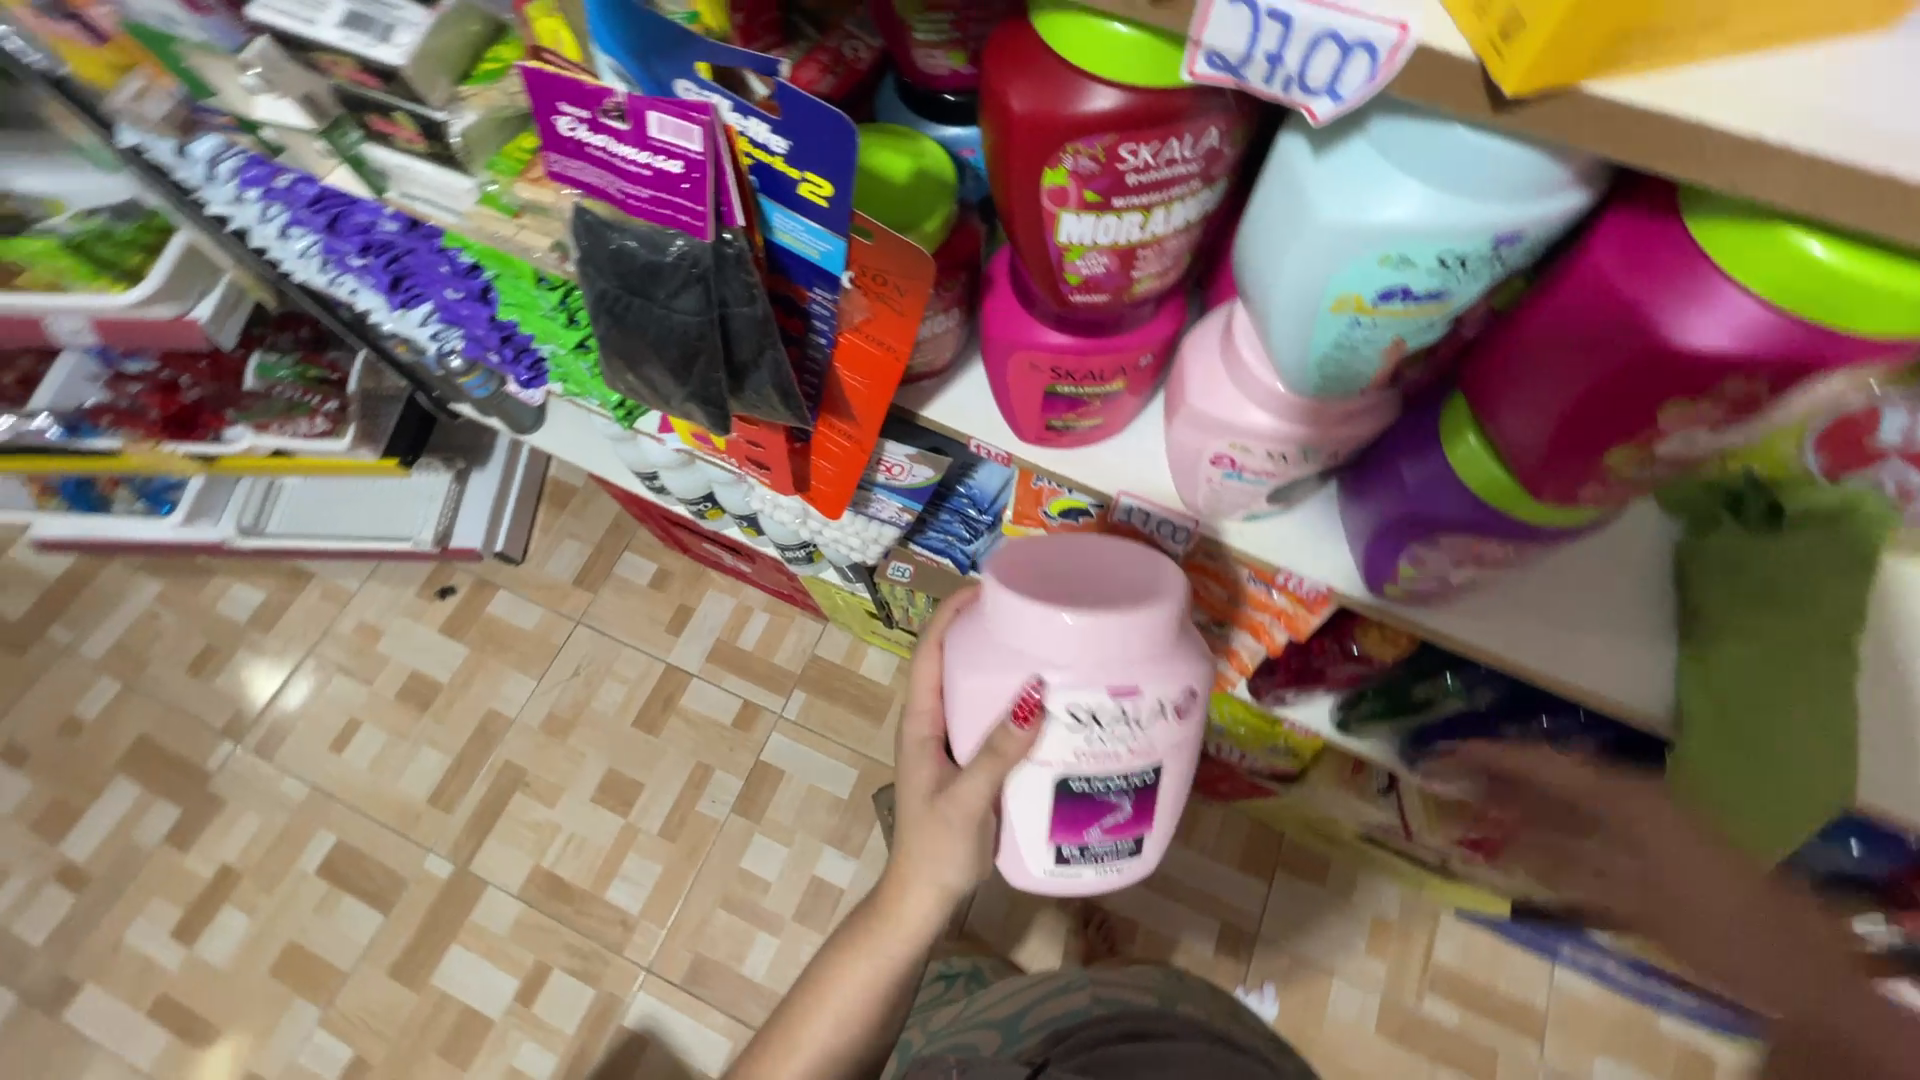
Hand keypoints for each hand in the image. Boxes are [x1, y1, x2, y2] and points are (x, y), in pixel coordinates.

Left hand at [877, 588, 1043, 928]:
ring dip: (999, 666)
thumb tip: (1036, 696)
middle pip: (953, 662)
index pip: (930, 653)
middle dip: (981, 631)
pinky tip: (1047, 705)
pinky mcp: (971, 763)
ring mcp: (952, 744)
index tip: (984, 588)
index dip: (950, 615)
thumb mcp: (966, 800)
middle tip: (1026, 612)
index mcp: (920, 723)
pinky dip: (1013, 703)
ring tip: (1042, 646)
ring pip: (974, 691)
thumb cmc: (936, 849)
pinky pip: (991, 720)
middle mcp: (933, 724)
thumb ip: (997, 752)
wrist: (924, 897)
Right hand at [1427, 742, 1859, 1016]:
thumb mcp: (1631, 885)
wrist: (1789, 961)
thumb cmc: (1707, 917)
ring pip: (1558, 801)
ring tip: (1463, 796)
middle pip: (1546, 776)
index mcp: (1621, 795)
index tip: (1439, 749)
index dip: (1488, 753)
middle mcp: (1623, 799)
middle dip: (1494, 771)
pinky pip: (1575, 829)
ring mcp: (1632, 824)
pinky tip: (1511, 837)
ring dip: (1512, 798)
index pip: (1540, 762)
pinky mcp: (1635, 851)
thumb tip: (1498, 830)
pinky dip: (1539, 829)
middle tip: (1440, 770)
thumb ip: (1563, 856)